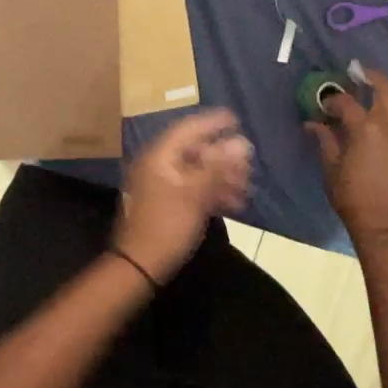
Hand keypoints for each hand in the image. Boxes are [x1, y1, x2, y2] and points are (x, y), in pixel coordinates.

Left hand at [116, 109, 252, 283]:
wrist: (139, 266)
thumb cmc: (166, 226)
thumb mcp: (195, 194)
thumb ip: (219, 167)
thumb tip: (242, 143)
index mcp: (159, 157)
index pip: (188, 129)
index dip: (213, 123)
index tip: (237, 120)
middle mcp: (158, 165)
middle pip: (195, 151)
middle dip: (223, 157)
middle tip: (248, 165)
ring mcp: (161, 185)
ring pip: (196, 172)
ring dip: (221, 177)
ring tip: (246, 187)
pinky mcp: (166, 204)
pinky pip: (193, 189)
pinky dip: (212, 192)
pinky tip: (233, 203)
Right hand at [304, 68, 387, 232]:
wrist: (377, 216)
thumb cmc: (348, 192)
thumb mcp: (330, 164)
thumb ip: (324, 138)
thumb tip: (312, 123)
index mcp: (364, 129)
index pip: (348, 103)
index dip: (334, 100)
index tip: (324, 102)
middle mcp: (386, 125)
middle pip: (384, 90)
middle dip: (372, 77)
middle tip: (358, 71)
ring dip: (386, 88)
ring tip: (371, 83)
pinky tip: (380, 106)